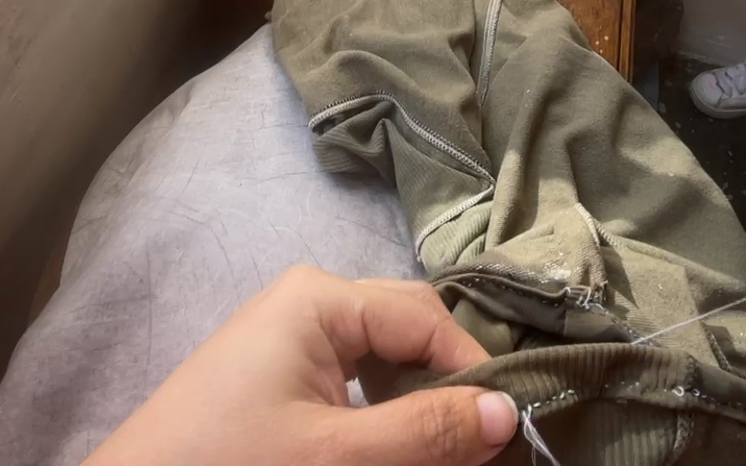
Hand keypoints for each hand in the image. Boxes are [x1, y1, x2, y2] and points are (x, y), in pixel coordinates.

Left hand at [81, 266, 518, 465]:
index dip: (473, 369)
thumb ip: (424, 431)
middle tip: (485, 446)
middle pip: (407, 328)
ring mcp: (295, 333)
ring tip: (445, 451)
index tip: (513, 429)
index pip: (424, 315)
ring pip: (385, 356)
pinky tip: (397, 445)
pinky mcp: (283, 371)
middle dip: (448, 386)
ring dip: (419, 402)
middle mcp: (313, 299)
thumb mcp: (336, 454)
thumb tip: (508, 413)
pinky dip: (385, 411)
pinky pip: (354, 378)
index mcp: (322, 296)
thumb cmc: (232, 464)